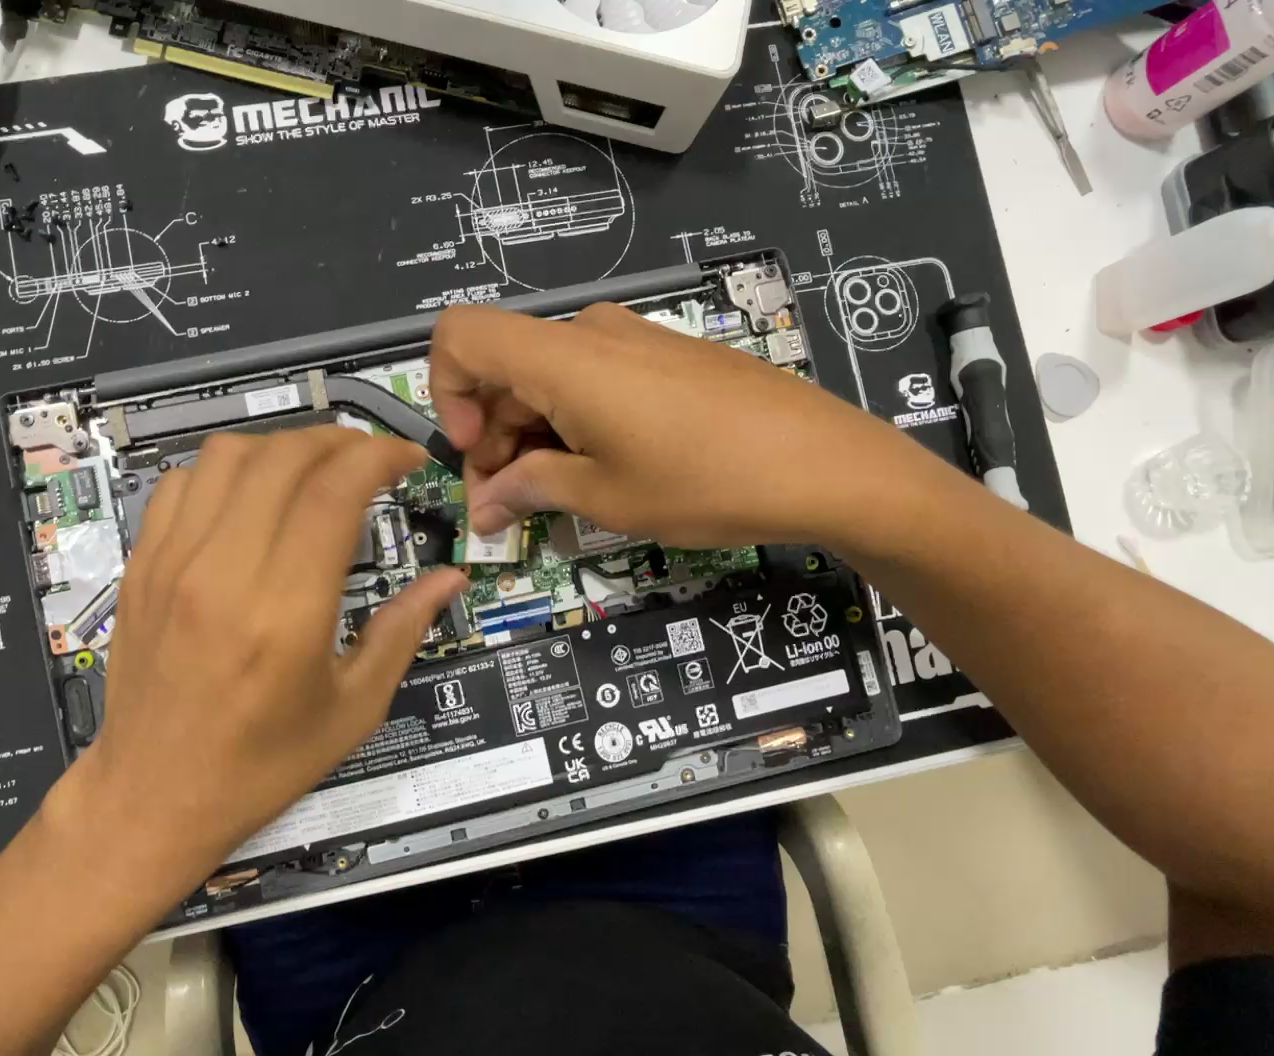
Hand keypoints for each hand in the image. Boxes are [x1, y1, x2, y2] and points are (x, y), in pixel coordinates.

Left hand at [51, 428, 467, 889]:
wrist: (152, 796)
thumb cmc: (263, 764)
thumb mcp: (353, 709)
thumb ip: (403, 631)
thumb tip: (450, 577)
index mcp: (286, 613)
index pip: (334, 490)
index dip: (380, 456)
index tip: (408, 460)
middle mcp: (224, 572)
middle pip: (284, 456)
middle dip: (340, 442)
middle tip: (371, 463)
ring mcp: (172, 563)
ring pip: (227, 455)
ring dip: (282, 448)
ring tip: (314, 473)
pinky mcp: (142, 566)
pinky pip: (182, 483)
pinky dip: (227, 472)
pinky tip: (252, 500)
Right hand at [428, 302, 946, 549]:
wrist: (826, 464)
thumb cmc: (705, 483)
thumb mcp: (605, 498)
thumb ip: (529, 490)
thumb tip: (484, 505)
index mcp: (562, 359)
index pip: (460, 337)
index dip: (447, 395)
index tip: (479, 454)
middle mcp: (590, 332)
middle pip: (505, 369)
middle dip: (494, 437)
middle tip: (512, 506)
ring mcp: (634, 337)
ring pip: (548, 377)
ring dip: (534, 434)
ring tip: (562, 496)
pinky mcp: (665, 353)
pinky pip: (593, 378)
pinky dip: (575, 421)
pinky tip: (609, 469)